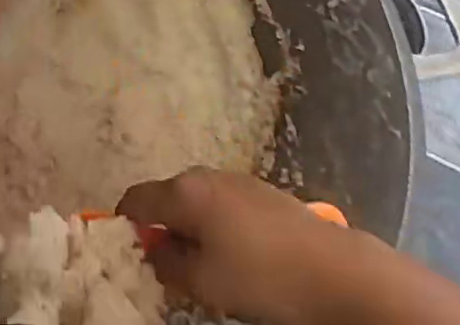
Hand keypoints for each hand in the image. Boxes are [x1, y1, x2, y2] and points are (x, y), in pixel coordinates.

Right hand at [118, 169, 392, 324]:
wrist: (334, 270)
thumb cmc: (260, 275)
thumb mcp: (205, 282)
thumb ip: (168, 264)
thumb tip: (151, 250)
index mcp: (184, 191)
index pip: (136, 198)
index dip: (125, 224)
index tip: (130, 253)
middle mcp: (203, 175)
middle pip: (166, 198)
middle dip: (161, 229)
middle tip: (171, 269)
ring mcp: (233, 179)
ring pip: (195, 201)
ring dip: (190, 228)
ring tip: (205, 266)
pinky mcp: (258, 189)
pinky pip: (220, 203)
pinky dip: (215, 225)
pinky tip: (236, 255)